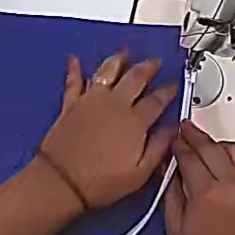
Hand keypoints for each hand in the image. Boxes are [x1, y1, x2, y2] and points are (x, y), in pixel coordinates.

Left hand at [34, 51, 178, 209]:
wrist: (62, 181)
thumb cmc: (99, 181)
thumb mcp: (140, 172)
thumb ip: (159, 147)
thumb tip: (173, 132)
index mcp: (135, 121)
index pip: (158, 99)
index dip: (168, 90)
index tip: (173, 85)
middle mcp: (115, 105)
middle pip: (136, 77)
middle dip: (148, 67)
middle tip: (155, 62)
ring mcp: (91, 101)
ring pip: (108, 71)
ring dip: (118, 59)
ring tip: (124, 53)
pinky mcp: (71, 105)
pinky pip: (74, 80)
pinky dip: (75, 68)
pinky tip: (75, 59)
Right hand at [163, 121, 234, 234]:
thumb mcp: (176, 230)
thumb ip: (171, 196)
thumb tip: (168, 174)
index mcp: (206, 194)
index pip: (189, 157)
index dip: (178, 145)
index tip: (174, 140)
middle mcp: (230, 186)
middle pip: (210, 148)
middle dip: (195, 136)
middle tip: (186, 129)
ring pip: (233, 150)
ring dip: (217, 142)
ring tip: (206, 141)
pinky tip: (228, 156)